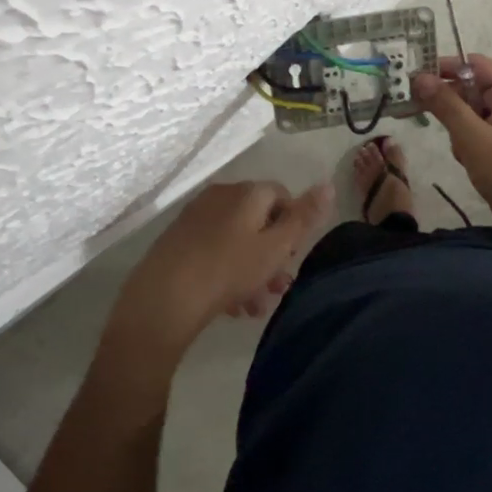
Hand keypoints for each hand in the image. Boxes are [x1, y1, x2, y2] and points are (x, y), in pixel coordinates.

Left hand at [108, 181, 332, 357]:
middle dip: (273, 255)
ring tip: (255, 307)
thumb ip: (304, 217)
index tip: (293, 258)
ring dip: (252, 272)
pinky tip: (231, 307)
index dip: (294, 226)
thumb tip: (328, 184)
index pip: (282, 195)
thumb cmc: (228, 270)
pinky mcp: (178, 241)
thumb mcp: (275, 247)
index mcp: (246, 193)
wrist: (163, 297)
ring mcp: (196, 217)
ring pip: (236, 241)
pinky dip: (227, 273)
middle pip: (258, 221)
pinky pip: (214, 252)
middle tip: (279, 288)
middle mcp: (220, 196)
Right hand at [413, 54, 491, 233]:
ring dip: (458, 128)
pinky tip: (469, 159)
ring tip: (464, 150)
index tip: (413, 80)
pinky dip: (466, 140)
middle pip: (469, 85)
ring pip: (468, 109)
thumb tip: (420, 77)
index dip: (443, 68)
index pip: (473, 63)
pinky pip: (475, 127)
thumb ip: (446, 105)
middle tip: (420, 113)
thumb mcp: (473, 139)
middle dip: (449, 104)